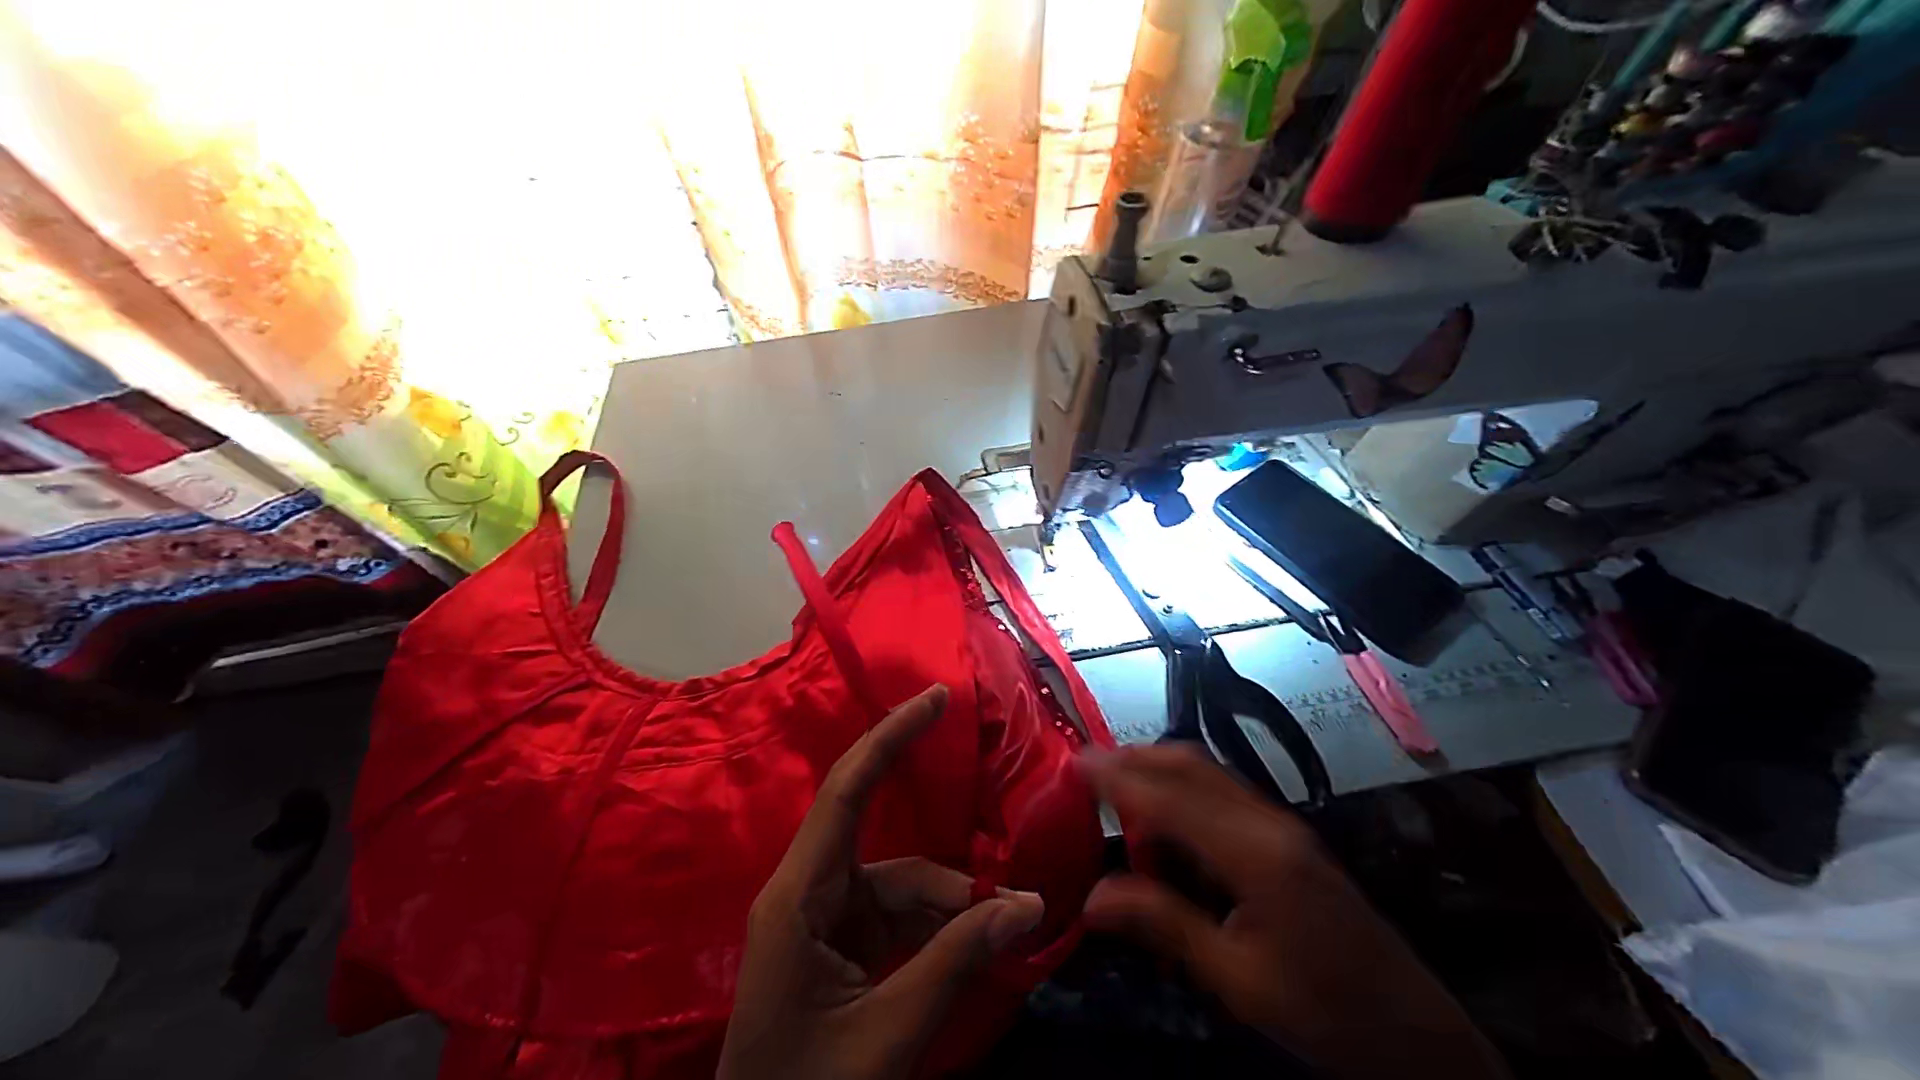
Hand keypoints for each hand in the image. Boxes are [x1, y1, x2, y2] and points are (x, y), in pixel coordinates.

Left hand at [718, 685, 1044, 1079]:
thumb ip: (956, 960)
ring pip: (902, 887)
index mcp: (799, 895)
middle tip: (995, 813)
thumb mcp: (888, 1028)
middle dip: (944, 844)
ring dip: (954, 908)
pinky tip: (979, 946)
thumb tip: (1026, 905)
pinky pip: (899, 918)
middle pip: (886, 841)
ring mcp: (825, 919)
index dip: (890, 736)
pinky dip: (940, 929)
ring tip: (1008, 931)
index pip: (846, 791)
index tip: (935, 698)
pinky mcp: (840, 946)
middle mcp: (809, 891)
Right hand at [1082, 745, 1507, 1079]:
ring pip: (1209, 774)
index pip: (1170, 797)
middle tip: (1088, 766)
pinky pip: (1225, 794)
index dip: (1118, 776)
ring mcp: (1282, 825)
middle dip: (1135, 758)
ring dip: (1158, 770)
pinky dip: (1183, 790)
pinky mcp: (1288, 837)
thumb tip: (1092, 898)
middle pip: (1192, 767)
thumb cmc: (1324, 1010)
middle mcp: (1269, 823)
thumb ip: (1164, 925)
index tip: (1075, 762)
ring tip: (1114, 785)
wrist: (1414, 1031)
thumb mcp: (1237, 979)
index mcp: (1255, 853)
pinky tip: (1164, 818)